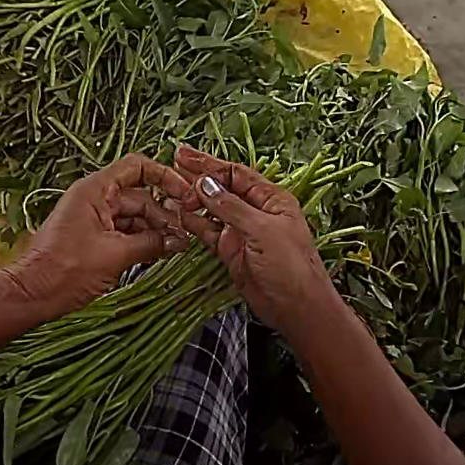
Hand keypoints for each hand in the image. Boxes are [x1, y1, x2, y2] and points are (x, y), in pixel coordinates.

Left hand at [3, 154, 188, 316]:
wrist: (33, 296)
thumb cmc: (64, 270)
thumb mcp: (116, 254)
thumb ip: (152, 243)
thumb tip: (179, 241)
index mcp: (96, 190)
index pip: (137, 167)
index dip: (165, 177)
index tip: (185, 194)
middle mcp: (96, 198)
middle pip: (141, 197)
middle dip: (165, 215)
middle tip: (185, 234)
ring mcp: (95, 218)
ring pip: (136, 217)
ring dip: (156, 231)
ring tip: (176, 248)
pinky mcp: (95, 237)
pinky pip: (126, 232)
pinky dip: (143, 241)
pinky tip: (159, 253)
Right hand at [173, 145, 338, 334]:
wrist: (296, 307)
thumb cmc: (291, 266)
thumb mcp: (263, 230)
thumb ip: (231, 207)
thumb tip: (205, 184)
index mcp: (271, 199)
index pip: (236, 174)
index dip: (209, 165)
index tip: (183, 157)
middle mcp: (256, 212)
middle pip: (222, 188)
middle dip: (198, 177)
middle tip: (171, 166)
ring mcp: (242, 231)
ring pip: (212, 209)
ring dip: (193, 200)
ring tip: (169, 191)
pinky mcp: (231, 251)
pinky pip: (208, 231)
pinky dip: (193, 223)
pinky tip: (178, 215)